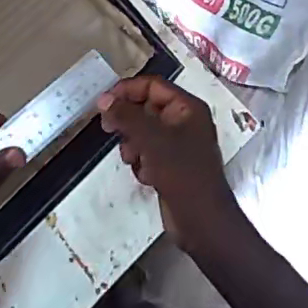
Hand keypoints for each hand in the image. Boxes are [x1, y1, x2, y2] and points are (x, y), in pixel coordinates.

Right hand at [97, 76, 241, 255]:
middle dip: (129, 122)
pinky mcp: (172, 165)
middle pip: (145, 108)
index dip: (126, 90)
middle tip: (109, 129)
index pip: (152, 85)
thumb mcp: (151, 139)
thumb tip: (104, 99)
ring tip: (134, 159)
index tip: (104, 103)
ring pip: (143, 132)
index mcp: (187, 107)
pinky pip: (148, 153)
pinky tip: (147, 176)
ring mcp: (179, 145)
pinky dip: (142, 162)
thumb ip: (125, 115)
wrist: (203, 221)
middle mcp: (184, 122)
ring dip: (133, 145)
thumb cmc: (182, 172)